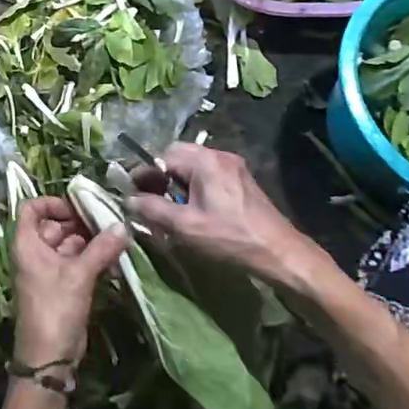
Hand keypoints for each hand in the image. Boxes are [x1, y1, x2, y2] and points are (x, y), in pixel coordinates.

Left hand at [10, 196, 128, 370]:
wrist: (48, 358)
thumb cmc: (55, 308)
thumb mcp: (79, 275)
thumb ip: (101, 248)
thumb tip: (122, 226)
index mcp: (27, 243)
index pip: (32, 208)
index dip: (53, 203)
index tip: (78, 207)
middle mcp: (35, 253)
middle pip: (55, 226)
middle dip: (81, 223)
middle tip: (110, 222)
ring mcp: (49, 270)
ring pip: (69, 245)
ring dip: (91, 243)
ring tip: (118, 240)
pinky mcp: (63, 286)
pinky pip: (77, 264)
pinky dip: (93, 260)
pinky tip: (115, 261)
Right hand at [127, 143, 330, 286]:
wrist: (279, 253)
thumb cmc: (229, 237)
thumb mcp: (185, 226)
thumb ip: (153, 209)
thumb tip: (129, 200)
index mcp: (205, 161)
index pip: (163, 155)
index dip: (144, 173)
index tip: (133, 192)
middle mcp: (220, 156)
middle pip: (178, 156)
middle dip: (160, 175)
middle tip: (149, 198)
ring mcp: (233, 167)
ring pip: (193, 166)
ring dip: (176, 182)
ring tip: (168, 207)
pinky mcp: (241, 181)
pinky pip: (208, 175)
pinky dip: (193, 186)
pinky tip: (191, 209)